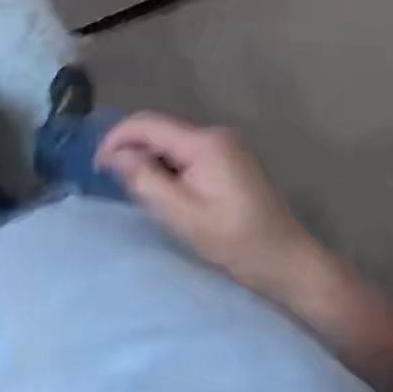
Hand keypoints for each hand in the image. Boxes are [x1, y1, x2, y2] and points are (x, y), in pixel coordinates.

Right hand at [97, 112, 327, 299]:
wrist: (294, 267)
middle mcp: (214, 134)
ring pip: (169, 140)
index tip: (98, 167)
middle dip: (131, 149)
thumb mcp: (184, 217)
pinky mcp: (228, 159)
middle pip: (157, 129)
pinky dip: (166, 165)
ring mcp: (224, 145)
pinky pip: (184, 152)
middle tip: (113, 180)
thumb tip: (114, 156)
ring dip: (148, 158)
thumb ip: (145, 181)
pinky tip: (163, 190)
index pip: (146, 124)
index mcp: (204, 143)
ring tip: (136, 188)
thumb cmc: (239, 245)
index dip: (116, 139)